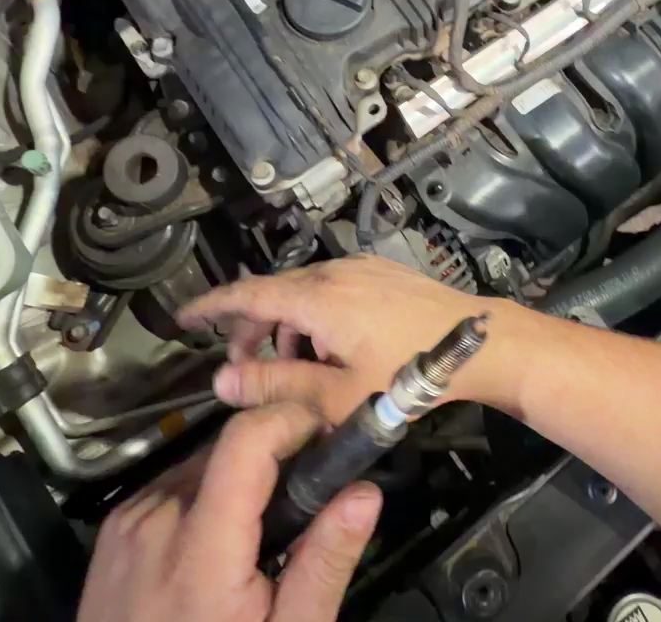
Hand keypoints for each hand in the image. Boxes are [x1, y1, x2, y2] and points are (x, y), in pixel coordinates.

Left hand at [76, 403, 381, 621]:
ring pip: (205, 463)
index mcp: (199, 548)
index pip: (246, 438)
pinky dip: (206, 497)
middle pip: (231, 448)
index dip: (293, 420)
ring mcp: (129, 521)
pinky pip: (175, 485)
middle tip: (307, 509)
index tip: (328, 441)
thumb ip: (324, 563)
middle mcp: (156, 517)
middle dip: (277, 461)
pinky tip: (216, 547)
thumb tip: (366, 491)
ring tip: (260, 539)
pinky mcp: (114, 529)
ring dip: (241, 481)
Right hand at [177, 255, 524, 423]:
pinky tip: (331, 350)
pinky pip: (332, 289)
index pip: (248, 294)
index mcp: (318, 297)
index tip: (183, 317)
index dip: (211, 305)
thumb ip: (276, 386)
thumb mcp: (338, 393)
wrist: (477, 342)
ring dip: (287, 327)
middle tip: (245, 371)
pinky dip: (315, 316)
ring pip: (304, 292)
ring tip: (296, 369)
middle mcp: (335, 271)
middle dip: (252, 329)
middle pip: (275, 293)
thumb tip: (221, 382)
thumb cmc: (408, 372)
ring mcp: (361, 268)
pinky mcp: (381, 273)